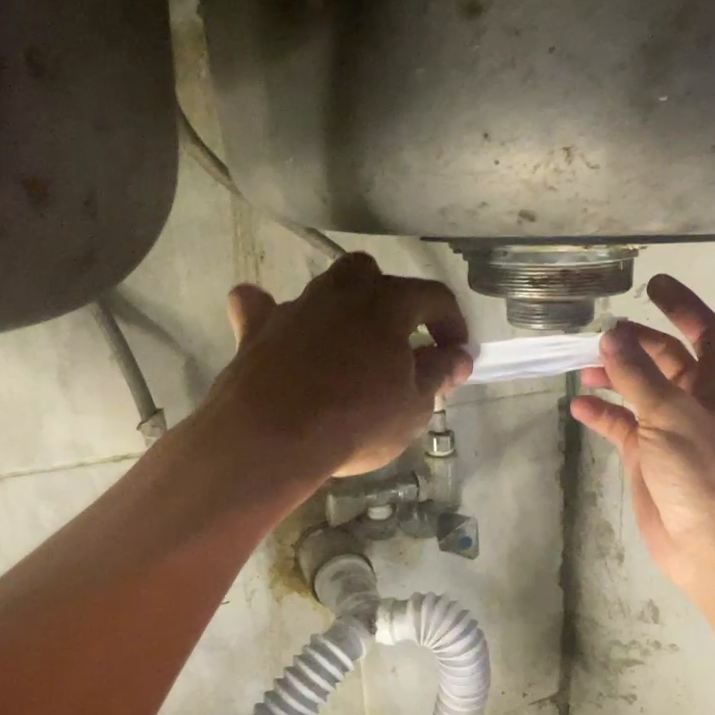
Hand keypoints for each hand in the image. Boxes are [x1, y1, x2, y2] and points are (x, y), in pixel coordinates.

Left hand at [196, 253, 472, 478]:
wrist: (271, 438)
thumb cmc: (357, 421)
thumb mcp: (415, 405)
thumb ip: (438, 373)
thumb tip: (459, 356)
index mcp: (388, 303)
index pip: (433, 297)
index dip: (452, 324)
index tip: (456, 356)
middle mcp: (340, 292)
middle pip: (371, 276)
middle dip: (390, 301)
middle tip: (398, 342)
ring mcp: (295, 307)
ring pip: (323, 288)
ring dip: (340, 309)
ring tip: (349, 347)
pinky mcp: (256, 331)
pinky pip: (261, 309)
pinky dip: (272, 316)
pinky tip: (280, 332)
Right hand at [571, 275, 714, 587]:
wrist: (711, 544)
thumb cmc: (704, 472)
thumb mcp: (671, 413)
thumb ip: (637, 374)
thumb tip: (610, 337)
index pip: (706, 331)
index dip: (683, 306)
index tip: (653, 284)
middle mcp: (699, 402)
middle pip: (668, 359)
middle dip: (638, 343)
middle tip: (602, 333)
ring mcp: (673, 431)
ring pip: (641, 391)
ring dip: (616, 376)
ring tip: (584, 366)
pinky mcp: (650, 459)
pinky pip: (623, 426)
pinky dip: (603, 414)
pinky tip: (579, 406)